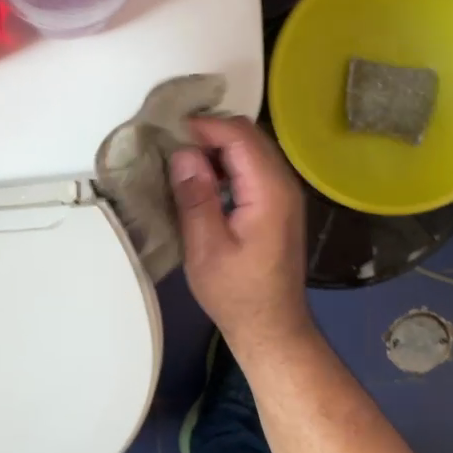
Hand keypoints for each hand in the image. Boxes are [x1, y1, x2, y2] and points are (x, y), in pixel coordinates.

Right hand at [169, 116, 312, 350]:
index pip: (239, 136)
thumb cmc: (237, 293)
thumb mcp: (206, 248)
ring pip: (252, 150)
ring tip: (180, 160)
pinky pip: (254, 168)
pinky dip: (228, 165)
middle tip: (170, 143)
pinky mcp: (279, 205)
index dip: (203, 126)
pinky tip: (203, 180)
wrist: (271, 326)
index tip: (167, 130)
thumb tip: (182, 154)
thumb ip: (196, 198)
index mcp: (269, 191)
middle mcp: (285, 184)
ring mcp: (286, 194)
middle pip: (249, 136)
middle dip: (209, 132)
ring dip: (218, 148)